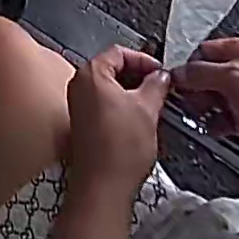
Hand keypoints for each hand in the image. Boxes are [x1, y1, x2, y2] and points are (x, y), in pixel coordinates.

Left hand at [66, 46, 170, 203]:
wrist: (102, 185)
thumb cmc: (121, 146)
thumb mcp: (146, 109)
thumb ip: (156, 85)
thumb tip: (161, 76)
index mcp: (91, 73)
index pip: (118, 52)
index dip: (143, 60)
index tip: (160, 72)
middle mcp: (79, 83)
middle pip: (111, 67)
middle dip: (138, 75)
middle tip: (160, 87)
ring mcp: (77, 103)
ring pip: (108, 86)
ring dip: (131, 91)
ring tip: (153, 102)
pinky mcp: (81, 121)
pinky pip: (102, 102)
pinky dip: (120, 104)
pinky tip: (138, 117)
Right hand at [171, 38, 238, 183]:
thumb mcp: (232, 78)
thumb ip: (201, 73)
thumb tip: (180, 72)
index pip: (204, 51)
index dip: (189, 65)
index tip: (177, 81)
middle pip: (210, 74)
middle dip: (197, 89)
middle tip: (189, 102)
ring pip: (220, 97)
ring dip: (207, 108)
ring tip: (201, 117)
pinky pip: (231, 117)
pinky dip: (221, 123)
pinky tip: (216, 129)